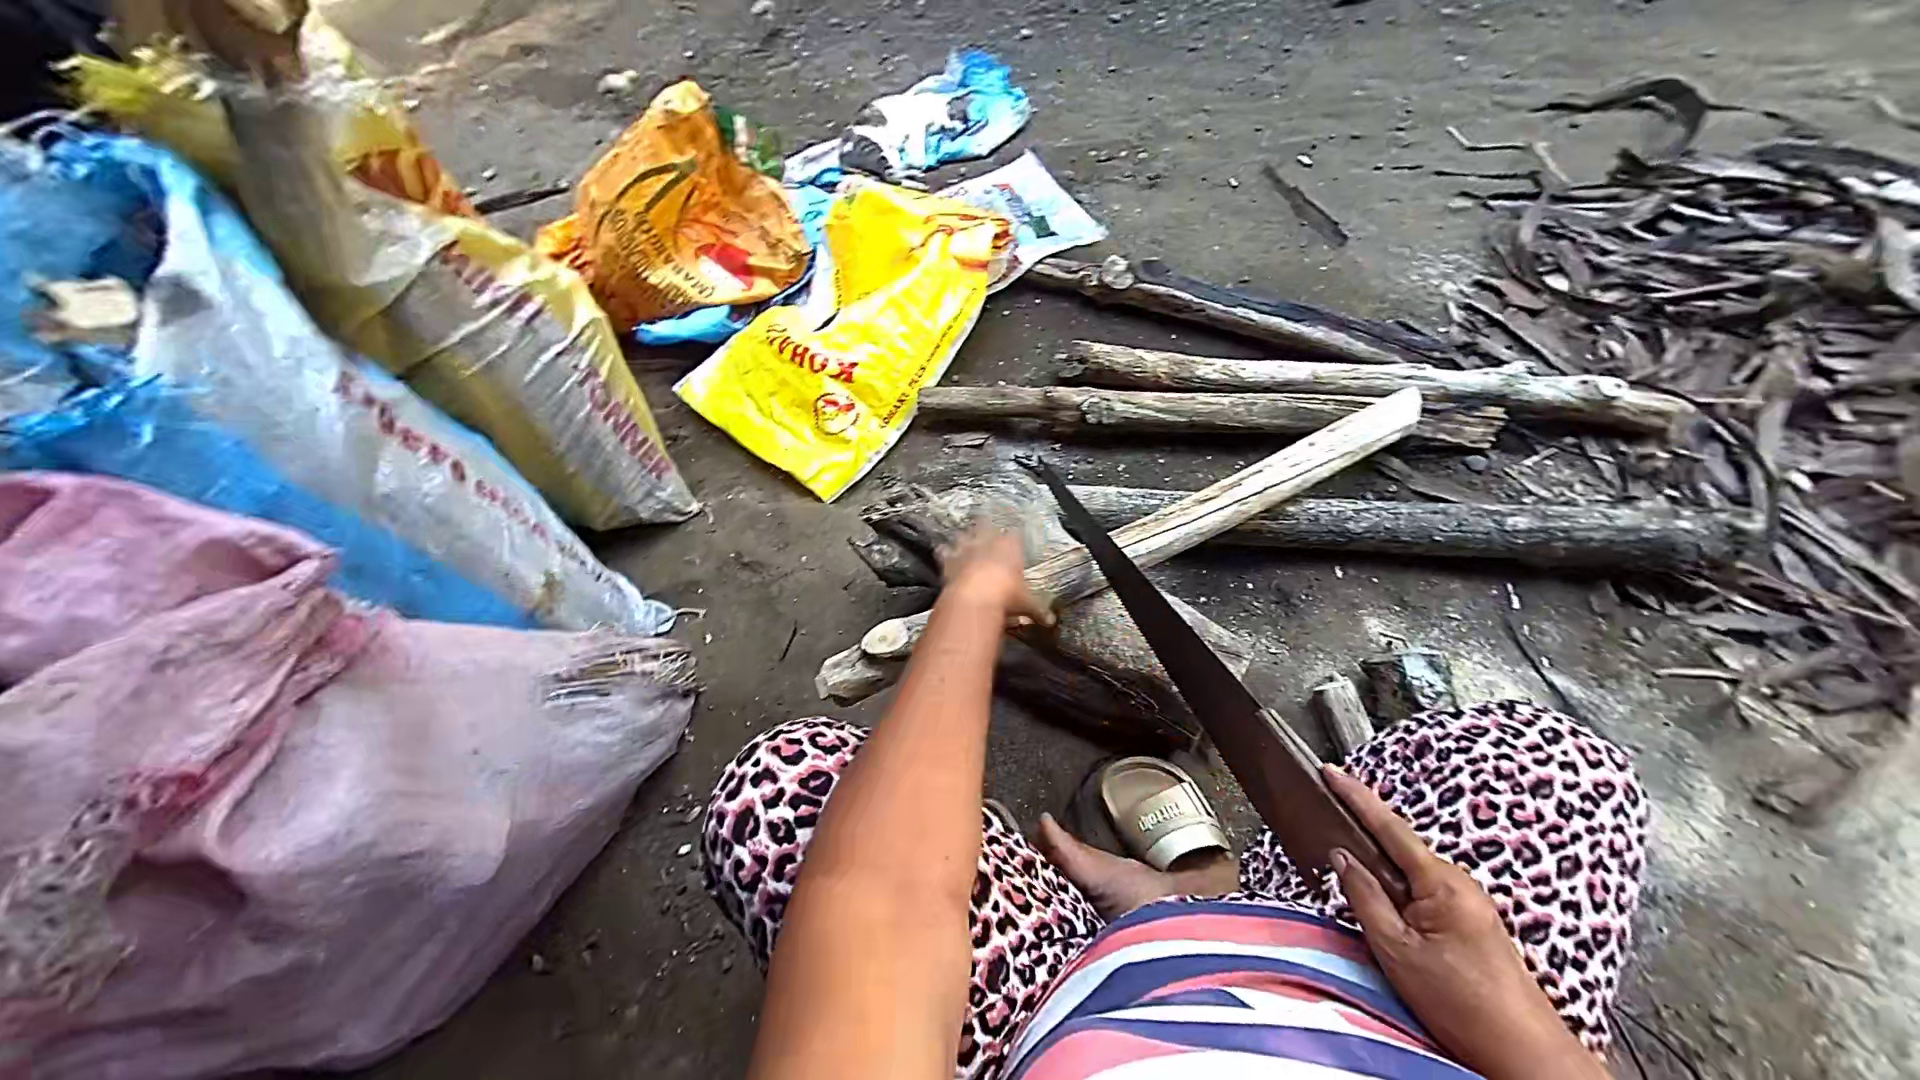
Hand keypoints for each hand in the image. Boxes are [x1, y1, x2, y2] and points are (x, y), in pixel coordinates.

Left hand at [937, 525, 1053, 626]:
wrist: (974, 599)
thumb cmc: (1006, 596)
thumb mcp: (1026, 604)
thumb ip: (1037, 610)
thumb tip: (1050, 621)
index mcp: (1010, 547)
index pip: (1015, 534)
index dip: (1014, 535)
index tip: (1015, 536)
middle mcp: (987, 542)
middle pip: (986, 524)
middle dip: (986, 523)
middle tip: (985, 522)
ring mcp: (966, 549)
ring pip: (964, 534)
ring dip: (964, 535)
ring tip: (964, 535)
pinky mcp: (948, 560)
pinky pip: (944, 551)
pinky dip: (943, 551)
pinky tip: (942, 551)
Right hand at [1324, 766, 1610, 1079]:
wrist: (1526, 1059)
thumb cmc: (1466, 1009)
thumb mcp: (1395, 949)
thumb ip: (1363, 895)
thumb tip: (1341, 857)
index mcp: (1442, 884)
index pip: (1387, 825)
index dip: (1354, 795)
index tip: (1330, 772)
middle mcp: (1459, 884)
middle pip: (1396, 844)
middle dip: (1362, 833)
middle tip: (1330, 819)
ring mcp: (1468, 902)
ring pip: (1407, 870)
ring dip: (1379, 868)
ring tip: (1351, 879)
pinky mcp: (1469, 921)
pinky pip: (1421, 889)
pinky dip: (1396, 887)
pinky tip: (1383, 905)